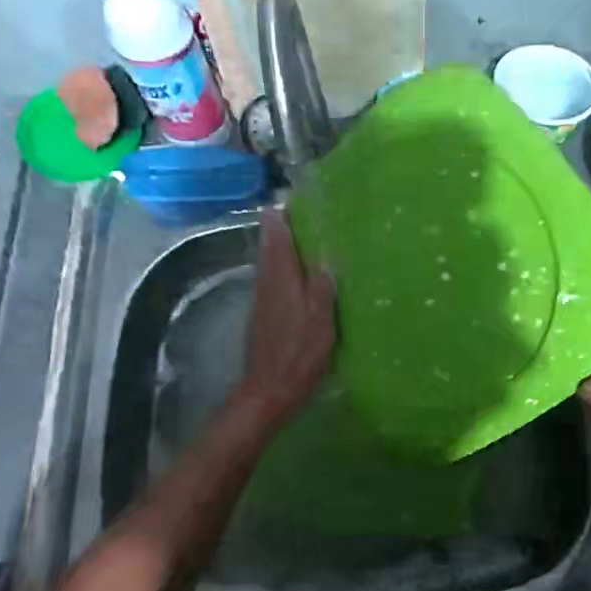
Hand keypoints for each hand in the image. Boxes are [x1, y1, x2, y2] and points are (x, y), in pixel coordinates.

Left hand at [237, 208, 336, 420]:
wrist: (269, 389)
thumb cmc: (299, 355)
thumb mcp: (320, 322)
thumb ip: (323, 288)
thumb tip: (327, 259)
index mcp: (282, 280)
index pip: (277, 238)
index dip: (281, 219)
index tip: (289, 202)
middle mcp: (268, 283)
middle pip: (269, 247)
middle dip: (279, 229)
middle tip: (294, 213)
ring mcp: (263, 299)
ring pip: (269, 263)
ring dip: (279, 247)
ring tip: (296, 235)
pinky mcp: (264, 314)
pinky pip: (271, 279)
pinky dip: (280, 266)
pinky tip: (294, 272)